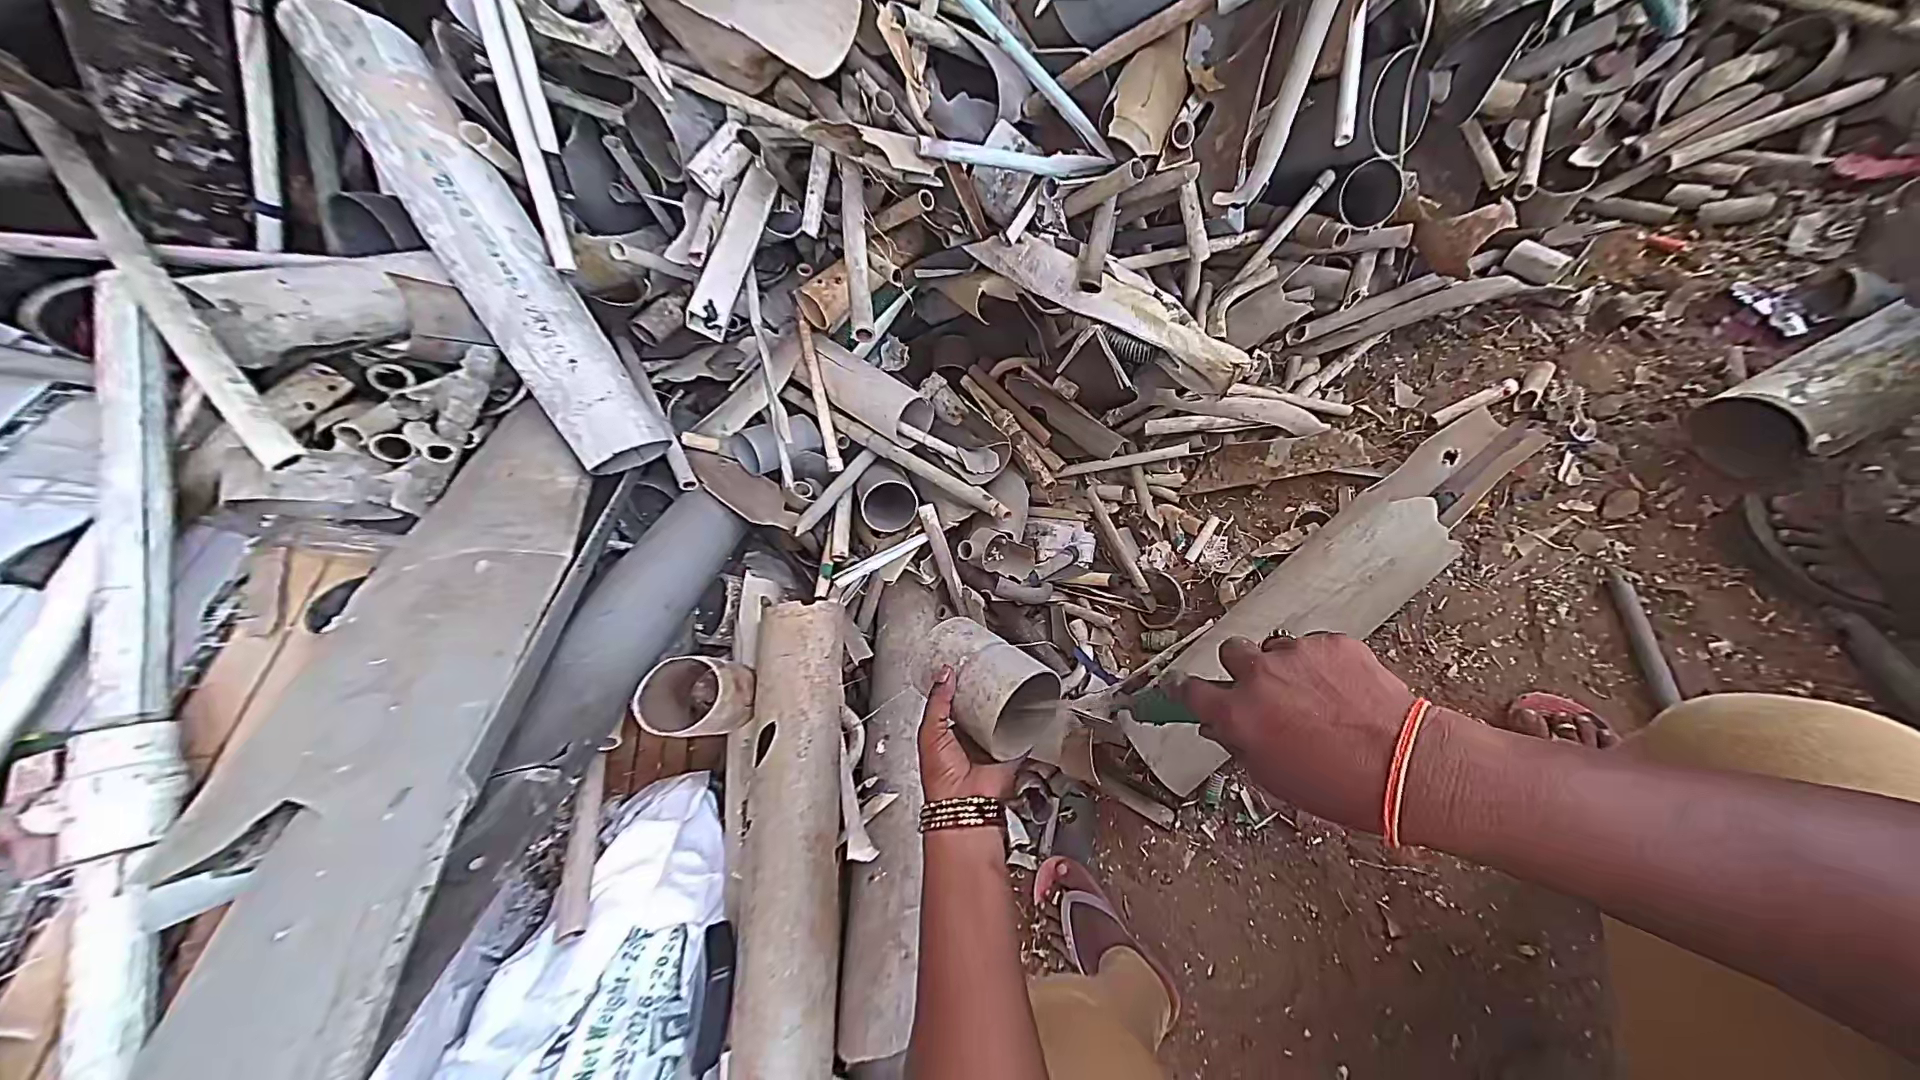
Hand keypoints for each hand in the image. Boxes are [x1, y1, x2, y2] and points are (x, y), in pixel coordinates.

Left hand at [918, 666, 1019, 802]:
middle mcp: (970, 738)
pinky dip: (1024, 723)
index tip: (968, 668)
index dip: (961, 686)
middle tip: (991, 673)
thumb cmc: (941, 777)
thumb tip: (944, 674)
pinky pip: (1020, 734)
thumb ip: (937, 702)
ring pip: (1001, 718)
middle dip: (986, 693)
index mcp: (948, 732)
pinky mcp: (1010, 752)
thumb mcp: (929, 732)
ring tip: (1010, 684)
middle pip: (980, 708)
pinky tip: (1026, 707)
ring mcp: (991, 744)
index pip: (956, 702)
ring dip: (1005, 705)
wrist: (963, 803)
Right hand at [1170, 633, 1420, 831]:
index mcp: (1237, 713)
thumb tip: (1222, 728)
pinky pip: (1313, 645)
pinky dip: (1320, 663)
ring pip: (1273, 647)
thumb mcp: (1274, 778)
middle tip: (1262, 689)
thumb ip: (1239, 745)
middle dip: (1241, 668)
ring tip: (1313, 694)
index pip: (1189, 689)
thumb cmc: (1341, 786)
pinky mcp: (1331, 642)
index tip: (1182, 688)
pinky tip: (1341, 690)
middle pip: (1230, 652)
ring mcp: (1295, 654)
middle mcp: (1258, 677)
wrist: (1409, 768)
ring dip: (1283, 665)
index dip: (1184, 689)